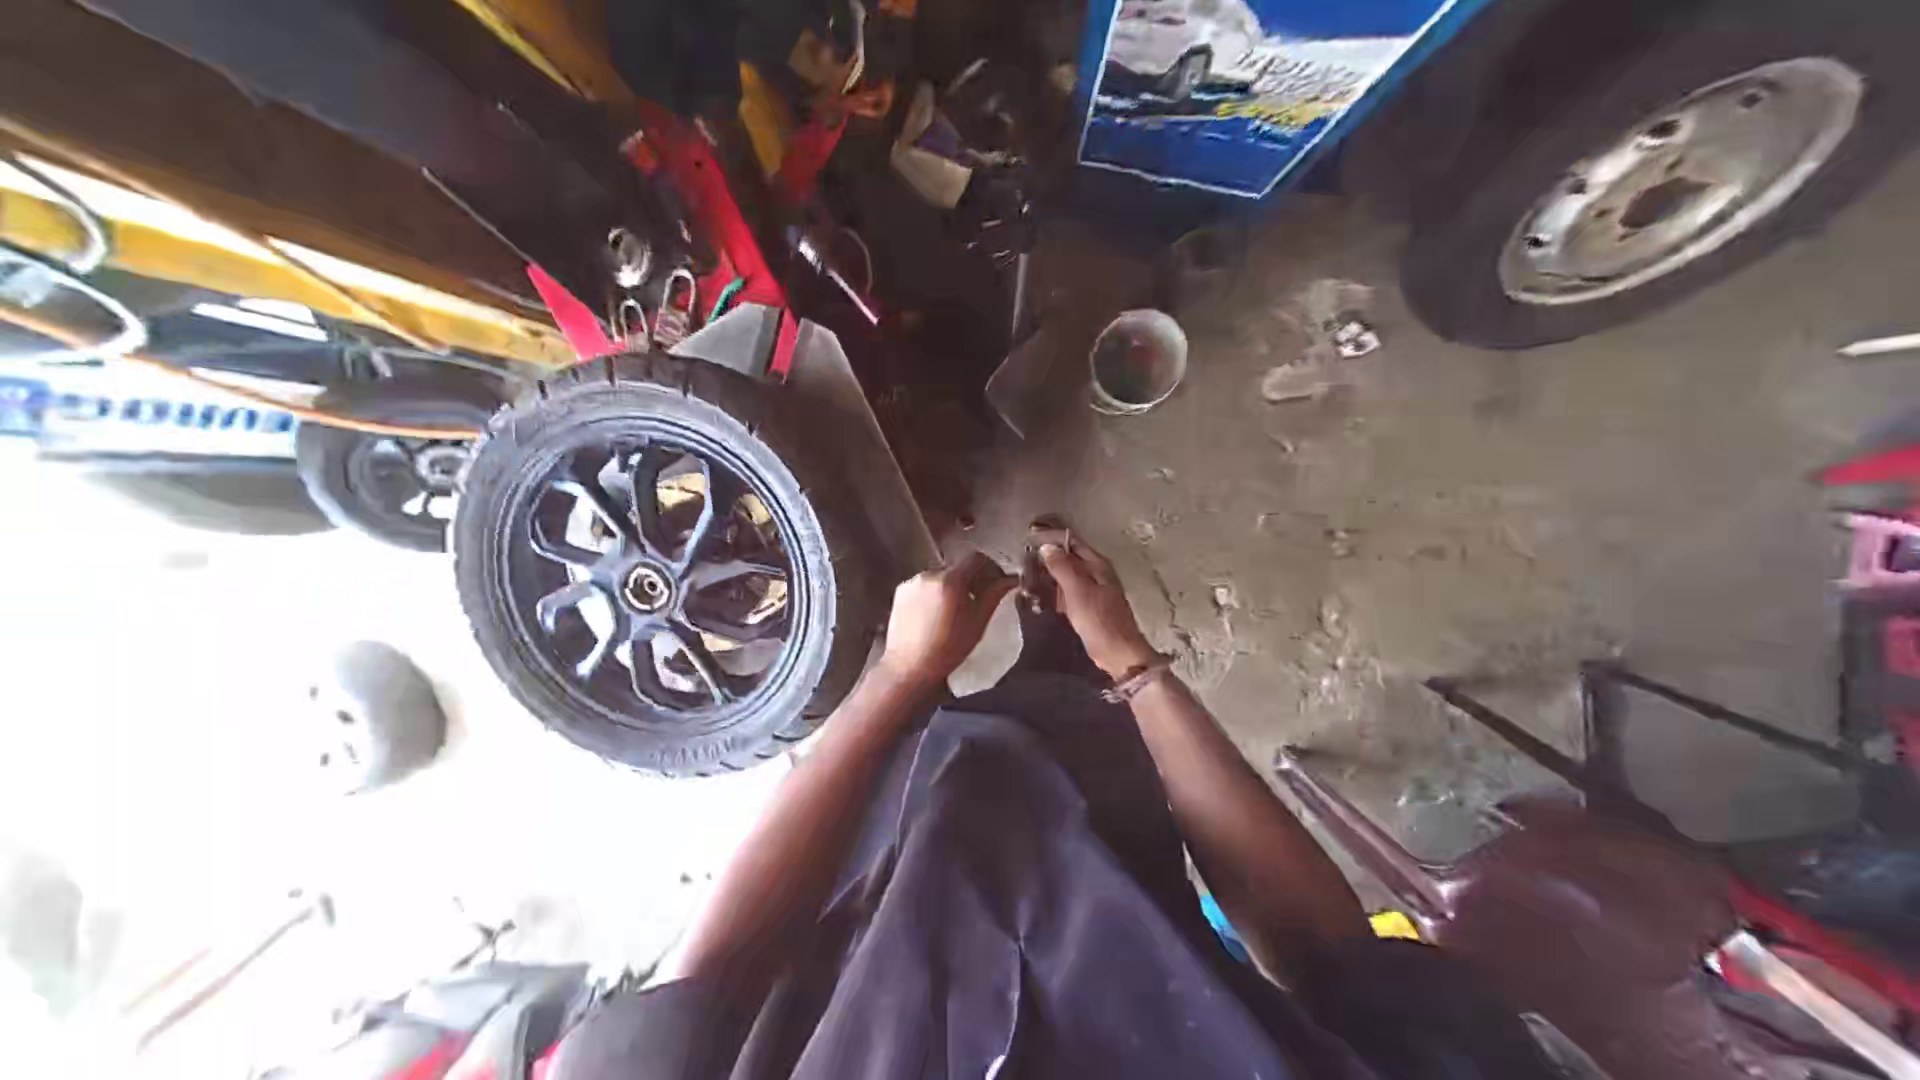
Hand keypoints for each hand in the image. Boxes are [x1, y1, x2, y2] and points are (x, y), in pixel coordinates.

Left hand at [876, 552, 1016, 689]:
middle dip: (970, 580)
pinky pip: (923, 586)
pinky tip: (934, 615)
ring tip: (953, 611)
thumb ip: (994, 595)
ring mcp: (912, 582)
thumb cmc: (949, 648)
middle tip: (977, 600)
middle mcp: (929, 574)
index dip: (990, 568)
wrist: (910, 668)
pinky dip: (932, 594)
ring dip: (950, 587)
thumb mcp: (978, 622)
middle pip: (957, 568)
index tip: (994, 583)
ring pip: (940, 577)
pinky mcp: (900, 593)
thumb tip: (1010, 579)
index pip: (977, 558)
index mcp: (951, 580)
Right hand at [1038, 541, 1158, 678]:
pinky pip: (1068, 592)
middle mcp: (1097, 574)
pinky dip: (1055, 590)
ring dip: (1050, 574)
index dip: (1052, 537)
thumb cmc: (1099, 620)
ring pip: (1067, 575)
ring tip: (1027, 575)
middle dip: (1048, 556)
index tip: (1029, 537)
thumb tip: (1046, 546)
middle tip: (1024, 557)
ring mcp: (1093, 591)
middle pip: (1070, 557)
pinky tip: (1040, 595)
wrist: (1117, 653)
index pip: (1072, 542)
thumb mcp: (1078, 590)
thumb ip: (1063, 567)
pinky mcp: (1088, 607)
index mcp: (1097, 565)